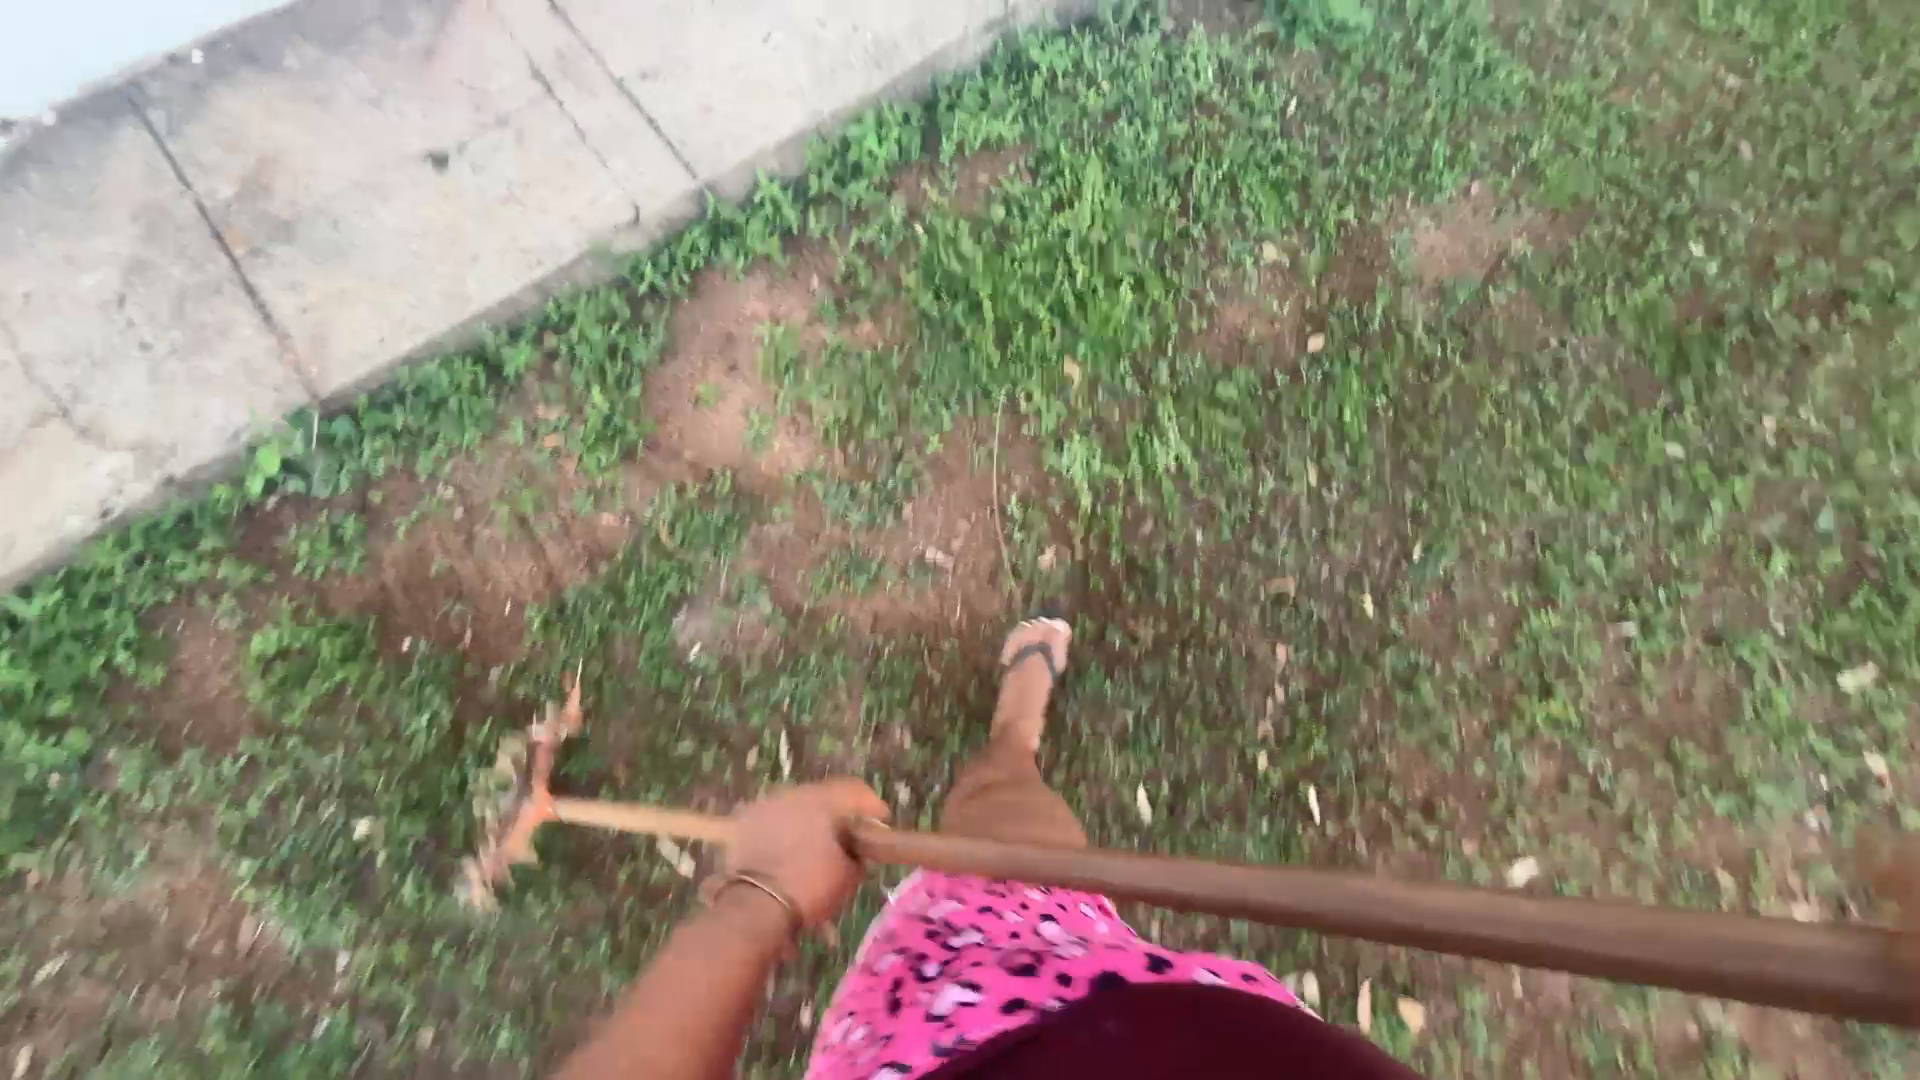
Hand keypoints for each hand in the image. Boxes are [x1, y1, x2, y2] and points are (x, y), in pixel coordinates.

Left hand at [721, 779, 888, 926]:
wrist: (754, 908)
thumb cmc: (808, 887)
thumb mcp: (848, 875)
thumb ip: (858, 854)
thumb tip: (856, 850)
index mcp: (822, 799)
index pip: (855, 790)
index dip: (872, 806)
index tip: (881, 823)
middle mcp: (792, 792)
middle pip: (824, 797)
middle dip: (837, 816)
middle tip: (848, 838)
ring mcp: (765, 805)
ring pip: (796, 807)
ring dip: (808, 822)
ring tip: (814, 846)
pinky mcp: (744, 822)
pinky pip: (773, 820)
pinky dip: (783, 832)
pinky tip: (788, 851)